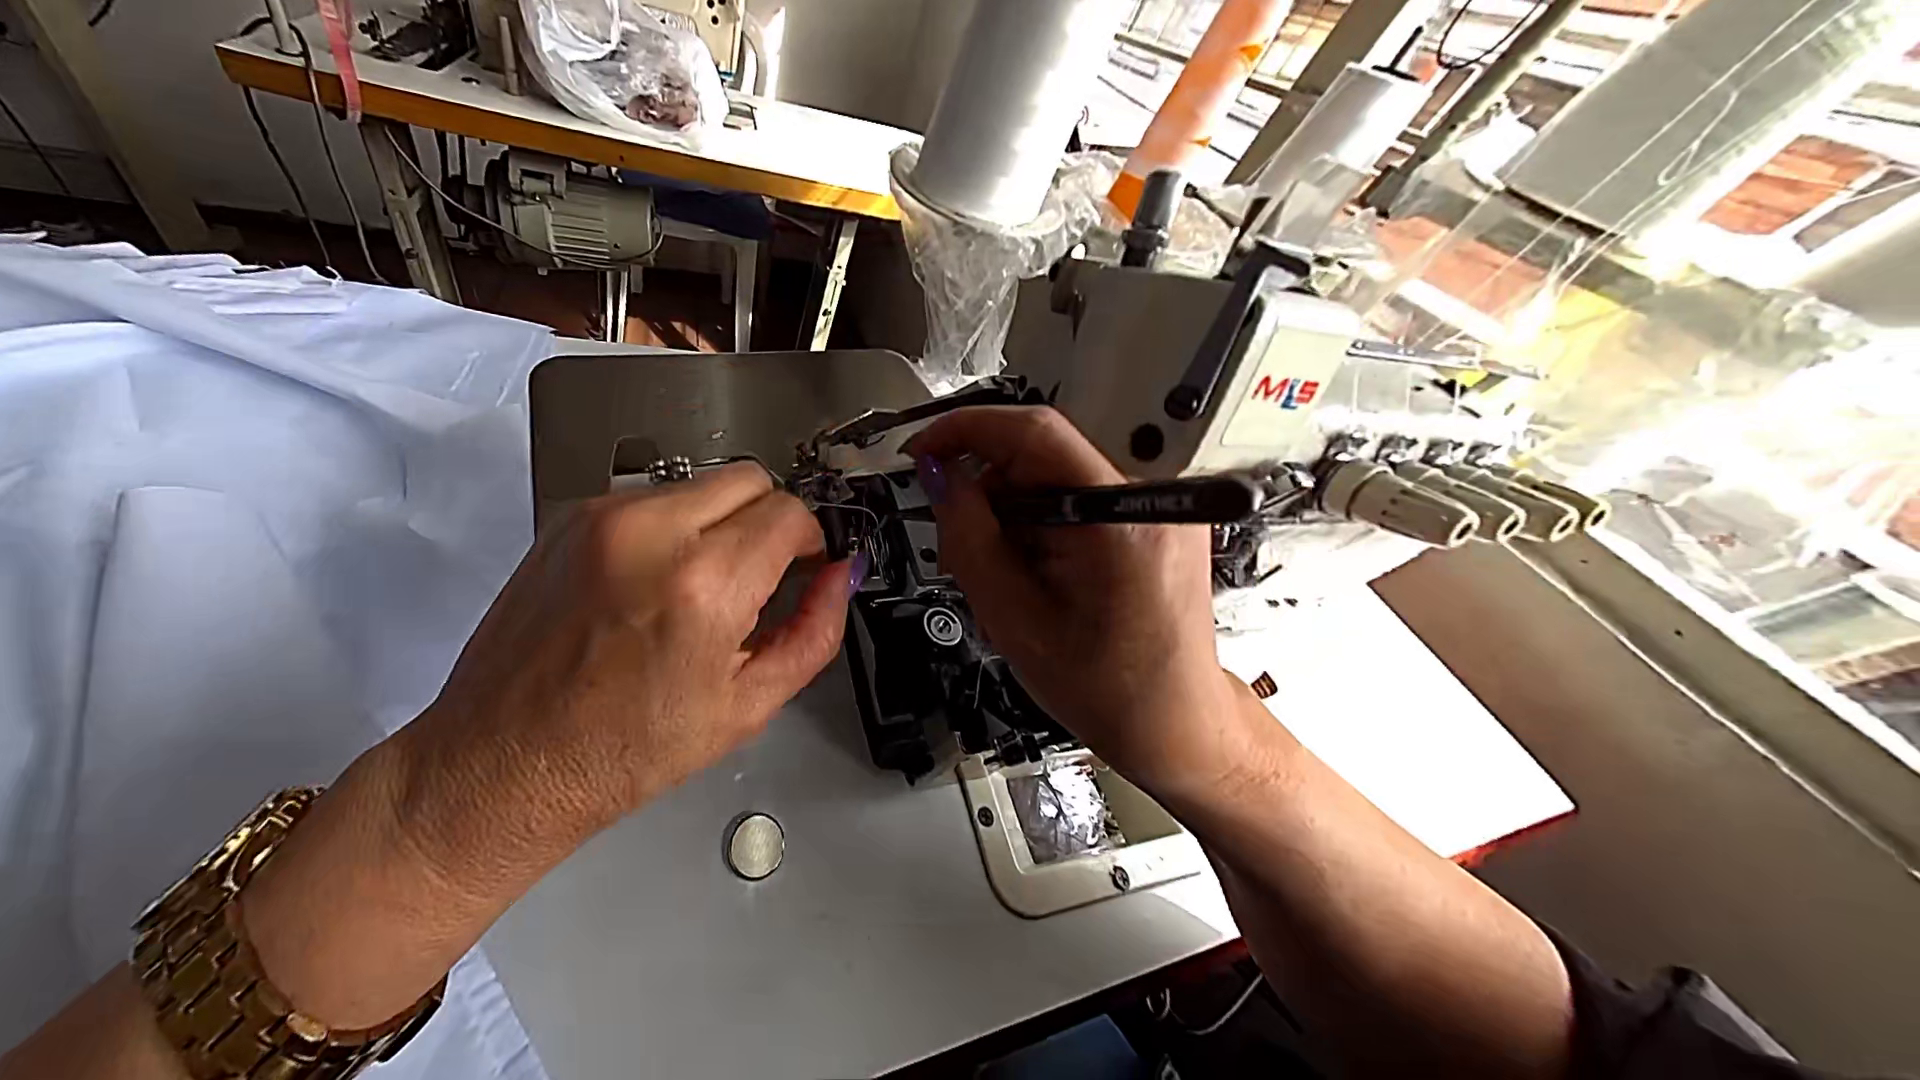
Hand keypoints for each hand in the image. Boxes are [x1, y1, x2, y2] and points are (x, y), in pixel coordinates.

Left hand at [416, 462, 852, 834]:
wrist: (502, 763)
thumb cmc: (620, 751)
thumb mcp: (750, 703)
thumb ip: (815, 630)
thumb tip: (839, 577)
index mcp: (703, 586)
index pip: (790, 514)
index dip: (811, 542)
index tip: (805, 566)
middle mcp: (649, 535)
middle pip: (752, 480)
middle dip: (772, 520)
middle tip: (765, 572)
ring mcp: (602, 519)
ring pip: (704, 483)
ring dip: (724, 522)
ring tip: (708, 584)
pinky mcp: (571, 520)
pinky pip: (655, 497)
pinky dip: (677, 526)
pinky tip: (661, 580)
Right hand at [908, 408, 1251, 796]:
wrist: (1172, 722)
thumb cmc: (1110, 690)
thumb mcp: (1014, 617)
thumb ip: (969, 537)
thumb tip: (942, 479)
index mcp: (1120, 520)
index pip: (1034, 432)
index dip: (966, 430)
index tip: (927, 451)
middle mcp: (1150, 500)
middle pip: (1040, 456)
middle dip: (987, 492)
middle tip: (962, 543)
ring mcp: (1156, 508)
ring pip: (1053, 479)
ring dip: (1013, 516)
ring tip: (1010, 578)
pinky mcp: (1151, 519)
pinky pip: (1077, 499)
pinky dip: (1042, 526)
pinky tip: (1038, 573)